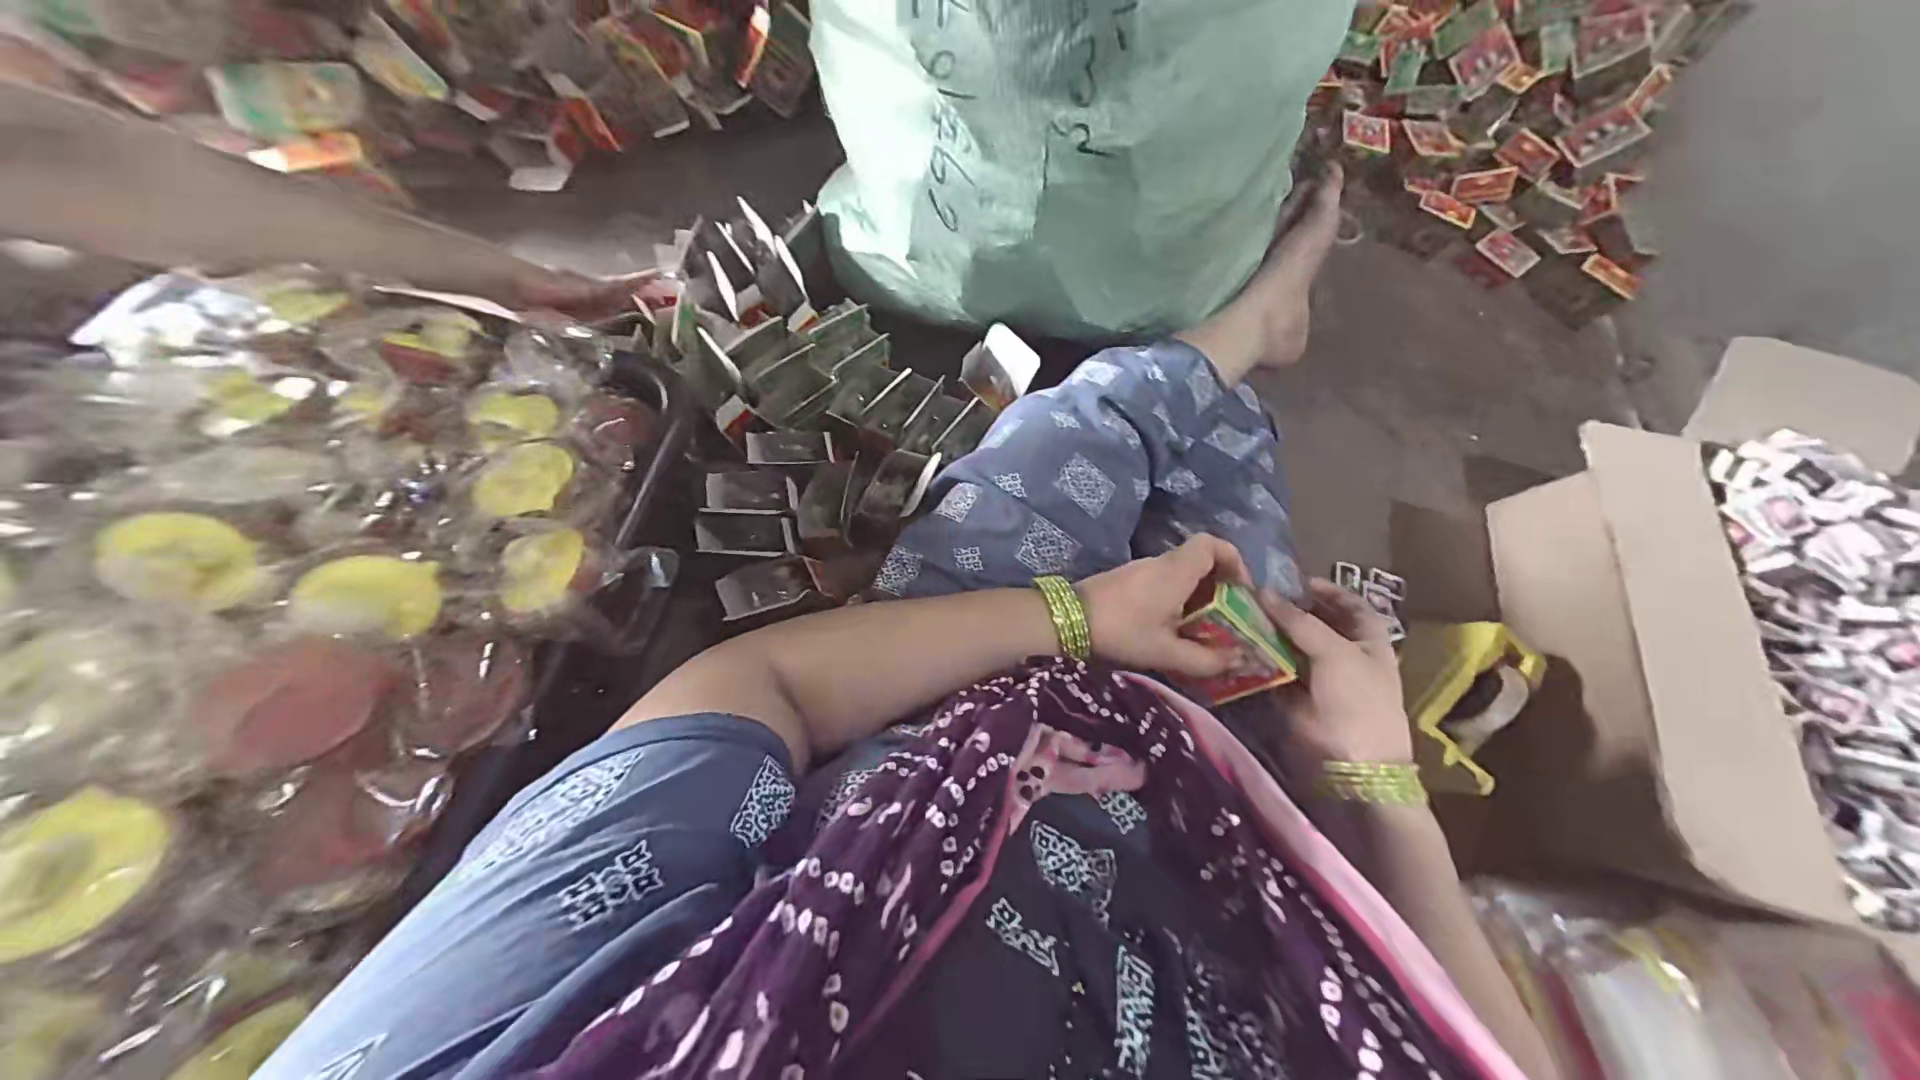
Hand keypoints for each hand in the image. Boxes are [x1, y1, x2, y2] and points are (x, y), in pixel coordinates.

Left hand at [1079, 534, 1248, 679]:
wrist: (1067, 619)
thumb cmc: (1121, 631)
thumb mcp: (1167, 652)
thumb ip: (1207, 659)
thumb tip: (1240, 660)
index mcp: (1176, 570)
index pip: (1212, 543)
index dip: (1234, 560)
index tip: (1241, 589)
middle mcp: (1160, 563)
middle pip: (1200, 561)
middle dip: (1219, 587)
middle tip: (1228, 618)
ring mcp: (1140, 570)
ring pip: (1180, 574)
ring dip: (1197, 596)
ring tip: (1203, 629)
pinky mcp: (1126, 581)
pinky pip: (1162, 582)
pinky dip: (1176, 599)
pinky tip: (1173, 628)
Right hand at [1260, 578, 1413, 766]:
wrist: (1351, 763)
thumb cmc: (1357, 700)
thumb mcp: (1334, 651)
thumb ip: (1299, 620)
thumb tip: (1264, 592)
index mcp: (1369, 641)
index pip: (1350, 605)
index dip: (1327, 590)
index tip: (1294, 580)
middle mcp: (1345, 655)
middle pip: (1316, 623)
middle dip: (1290, 609)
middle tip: (1258, 596)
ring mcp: (1319, 676)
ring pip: (1292, 645)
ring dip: (1270, 632)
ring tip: (1243, 615)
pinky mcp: (1295, 696)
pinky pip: (1275, 669)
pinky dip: (1261, 657)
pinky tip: (1241, 643)